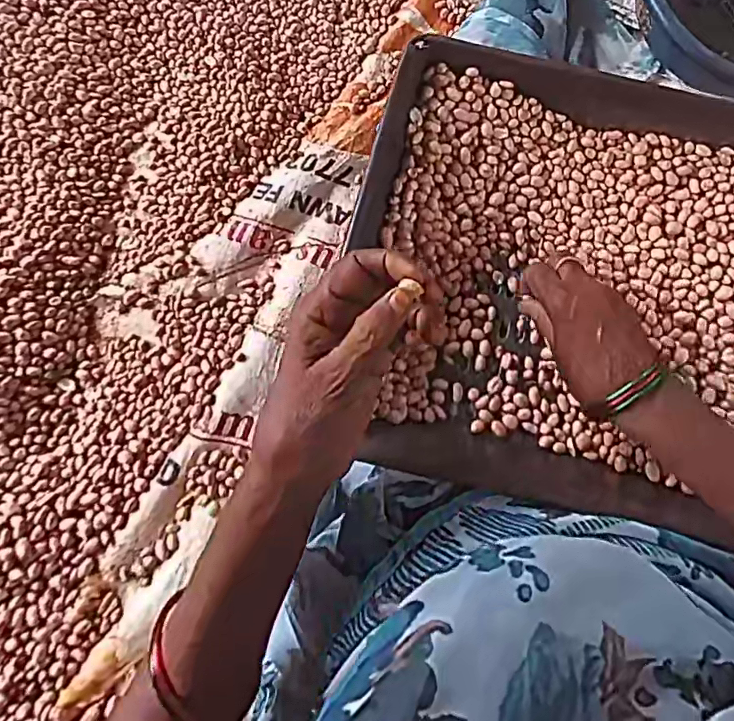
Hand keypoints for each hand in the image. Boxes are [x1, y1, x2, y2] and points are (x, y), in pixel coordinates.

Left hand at [252, 250, 441, 487]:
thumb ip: (371, 332)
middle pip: (381, 280)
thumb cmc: (304, 421)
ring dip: (419, 309)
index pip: (357, 266)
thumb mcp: (337, 375)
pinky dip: (417, 328)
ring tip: (434, 331)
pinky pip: (399, 329)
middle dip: (411, 285)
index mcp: (319, 310)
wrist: (297, 470)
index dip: (391, 263)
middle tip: (437, 304)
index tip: (420, 281)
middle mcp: (339, 315)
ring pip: (394, 304)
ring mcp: (357, 336)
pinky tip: (427, 340)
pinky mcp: (372, 357)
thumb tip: (406, 291)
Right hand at [518, 258, 659, 414]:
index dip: (528, 280)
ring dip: (572, 286)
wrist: (636, 391)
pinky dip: (590, 297)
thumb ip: (543, 321)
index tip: (527, 294)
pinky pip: (600, 289)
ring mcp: (608, 294)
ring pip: (583, 275)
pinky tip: (588, 320)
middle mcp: (586, 290)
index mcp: (563, 301)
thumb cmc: (593, 378)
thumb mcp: (557, 352)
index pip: (537, 271)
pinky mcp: (624, 303)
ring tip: (567, 312)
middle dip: (551, 274)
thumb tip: (530, 304)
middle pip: (561, 262)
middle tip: (545, 296)